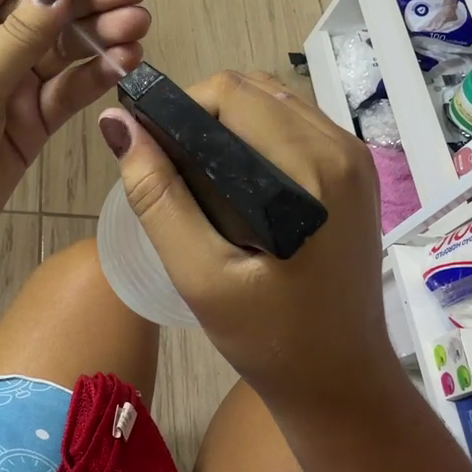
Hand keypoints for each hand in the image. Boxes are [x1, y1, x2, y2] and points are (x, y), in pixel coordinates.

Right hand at [97, 71, 391, 403]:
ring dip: (228, 120)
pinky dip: (255, 132)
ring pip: (273, 98)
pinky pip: (293, 122)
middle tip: (174, 169)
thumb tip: (116, 121)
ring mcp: (354, 157)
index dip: (180, 109)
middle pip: (252, 88)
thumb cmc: (269, 337)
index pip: (230, 92)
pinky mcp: (355, 171)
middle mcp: (341, 147)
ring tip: (200, 174)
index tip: (156, 151)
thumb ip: (157, 195)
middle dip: (201, 114)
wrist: (341, 383)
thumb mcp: (199, 274)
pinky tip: (235, 179)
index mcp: (313, 167)